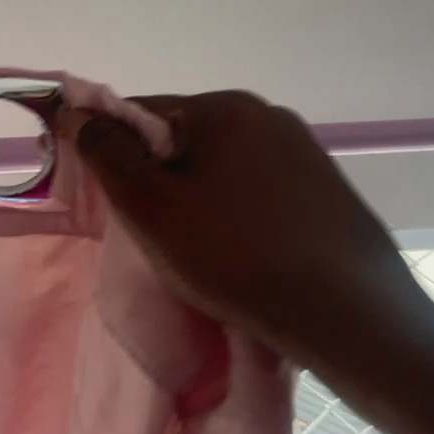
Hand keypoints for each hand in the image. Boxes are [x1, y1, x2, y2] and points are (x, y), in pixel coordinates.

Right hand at [76, 90, 433, 367]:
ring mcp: (305, 152)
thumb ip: (102, 148)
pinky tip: (240, 251)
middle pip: (177, 138)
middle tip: (154, 228)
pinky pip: (254, 188)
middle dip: (156, 176)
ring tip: (199, 246)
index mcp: (223, 107)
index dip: (112, 152)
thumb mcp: (147, 202)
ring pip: (215, 165)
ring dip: (194, 195)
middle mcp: (267, 115)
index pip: (137, 114)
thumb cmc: (235, 255)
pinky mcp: (327, 191)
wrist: (359, 326)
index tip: (110, 197)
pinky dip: (233, 211)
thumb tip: (74, 110)